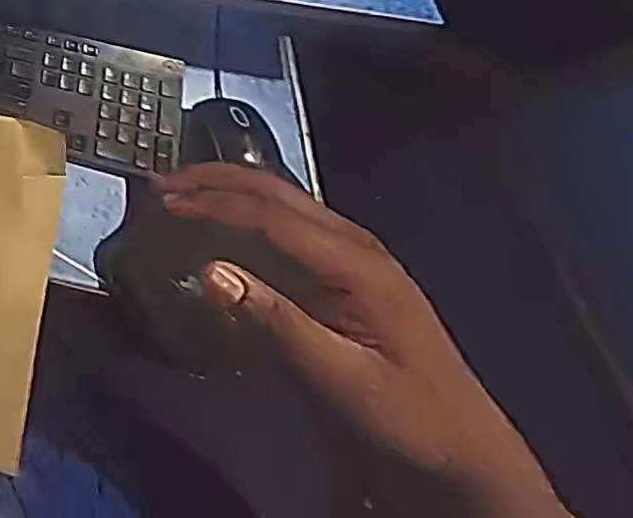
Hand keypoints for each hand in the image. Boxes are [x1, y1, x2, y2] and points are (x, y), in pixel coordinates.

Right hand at [160, 164, 570, 517]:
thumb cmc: (409, 417)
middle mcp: (355, 242)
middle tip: (162, 183)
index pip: (270, 214)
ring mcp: (352, 249)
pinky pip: (284, 215)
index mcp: (358, 264)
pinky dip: (241, 204)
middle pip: (273, 190)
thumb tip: (209, 271)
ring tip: (178, 189)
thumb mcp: (344, 380)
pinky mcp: (344, 262)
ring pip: (278, 195)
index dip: (212, 203)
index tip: (166, 202)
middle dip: (211, 179)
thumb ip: (277, 323)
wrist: (469, 452)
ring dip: (224, 186)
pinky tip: (218, 212)